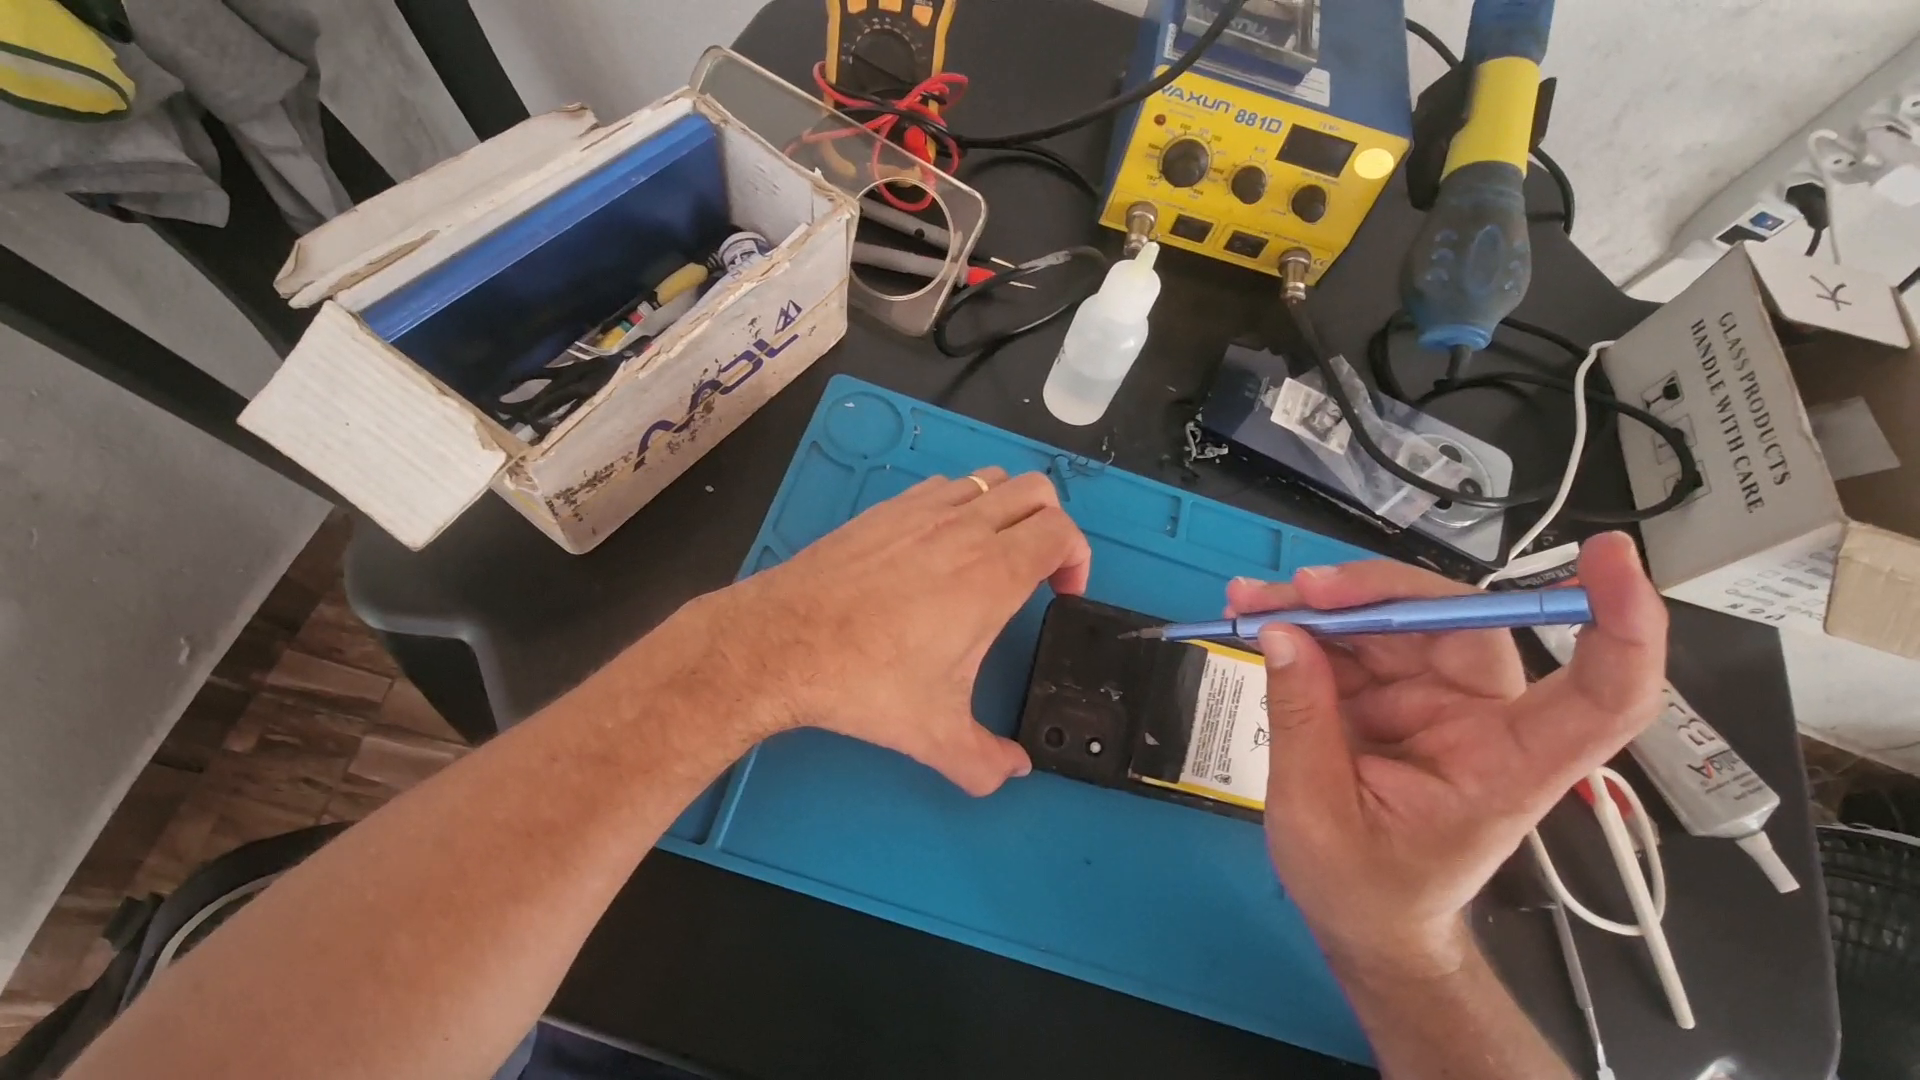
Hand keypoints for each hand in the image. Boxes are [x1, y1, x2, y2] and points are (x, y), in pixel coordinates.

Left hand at [673, 469, 1090, 794]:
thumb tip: (1012, 771)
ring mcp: (922, 511)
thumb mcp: (935, 734)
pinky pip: (944, 485)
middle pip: (1036, 492)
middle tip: (1037, 571)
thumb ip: (984, 760)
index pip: (1062, 532)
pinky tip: (938, 547)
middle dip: (1052, 526)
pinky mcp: (885, 509)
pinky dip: (961, 504)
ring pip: (990, 480)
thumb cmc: (866, 681)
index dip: (1077, 559)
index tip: (1059, 595)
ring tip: (991, 555)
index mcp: (992, 575)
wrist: (782, 643)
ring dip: (1007, 509)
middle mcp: (965, 530)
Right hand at [1234, 533, 1666, 975]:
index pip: (1597, 696)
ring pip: (1395, 620)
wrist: (1361, 921)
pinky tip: (1257, 614)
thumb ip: (1302, 720)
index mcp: (1505, 765)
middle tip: (1293, 591)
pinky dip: (1304, 624)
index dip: (1618, 625)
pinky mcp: (1394, 693)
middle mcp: (1483, 719)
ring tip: (1250, 601)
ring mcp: (1436, 701)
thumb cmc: (1363, 889)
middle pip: (1456, 625)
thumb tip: (1281, 631)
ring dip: (1320, 605)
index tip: (1608, 556)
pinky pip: (1355, 639)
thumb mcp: (1316, 813)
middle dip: (1374, 595)